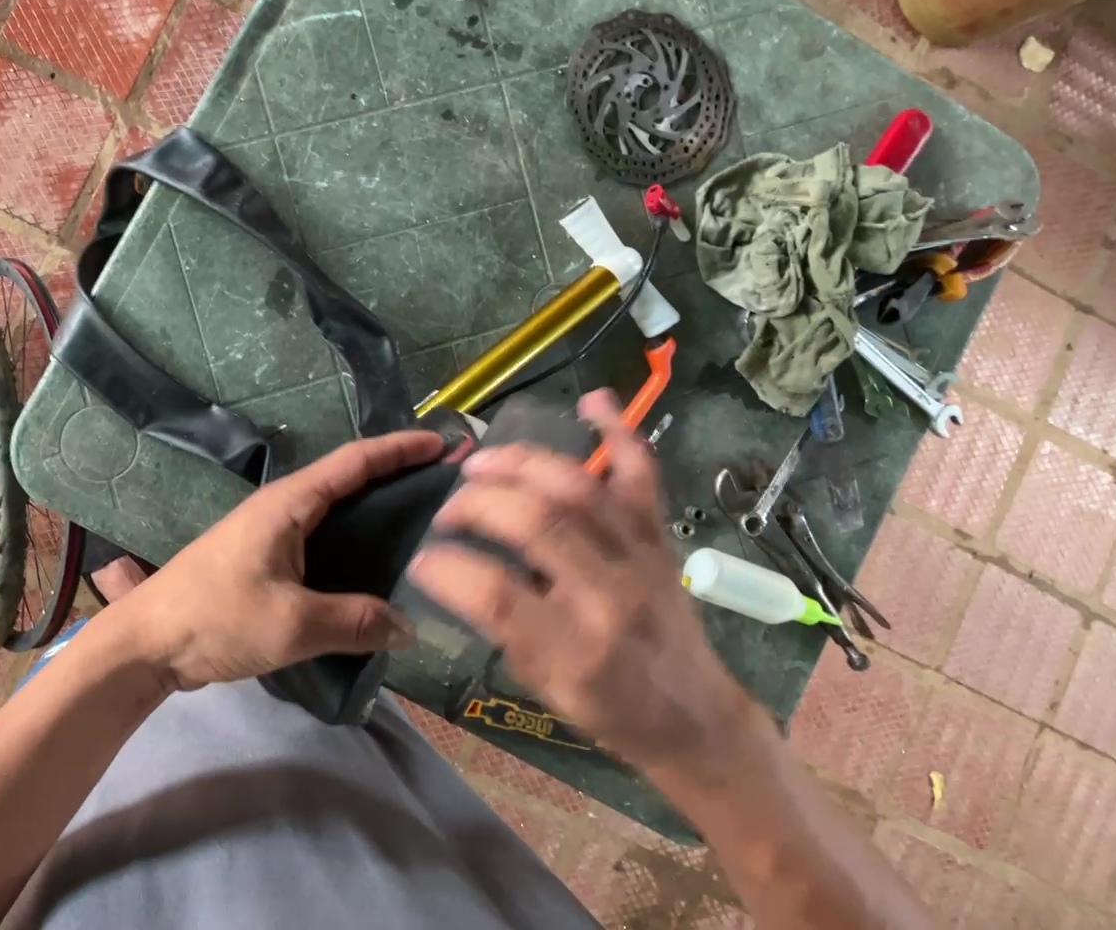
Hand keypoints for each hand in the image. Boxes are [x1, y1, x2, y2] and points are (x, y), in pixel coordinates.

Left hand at [115, 430, 444, 691]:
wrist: (149, 642)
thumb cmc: (216, 618)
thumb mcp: (292, 624)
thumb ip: (355, 621)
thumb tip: (409, 627)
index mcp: (288, 504)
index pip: (354, 462)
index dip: (400, 449)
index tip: (444, 444)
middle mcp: (282, 509)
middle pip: (348, 482)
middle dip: (396, 477)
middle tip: (445, 488)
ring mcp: (271, 535)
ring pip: (336, 515)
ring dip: (376, 514)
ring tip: (423, 529)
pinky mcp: (265, 563)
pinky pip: (322, 544)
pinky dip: (354, 547)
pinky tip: (376, 572)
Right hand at [408, 391, 754, 768]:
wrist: (695, 717)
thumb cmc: (609, 710)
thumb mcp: (543, 686)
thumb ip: (500, 626)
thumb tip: (446, 567)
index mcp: (576, 651)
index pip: (500, 597)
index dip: (449, 570)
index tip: (420, 559)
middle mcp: (612, 596)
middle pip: (540, 525)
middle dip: (479, 503)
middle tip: (447, 509)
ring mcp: (642, 558)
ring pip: (580, 490)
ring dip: (521, 464)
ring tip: (479, 462)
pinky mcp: (660, 537)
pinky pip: (641, 475)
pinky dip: (618, 432)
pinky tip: (592, 400)